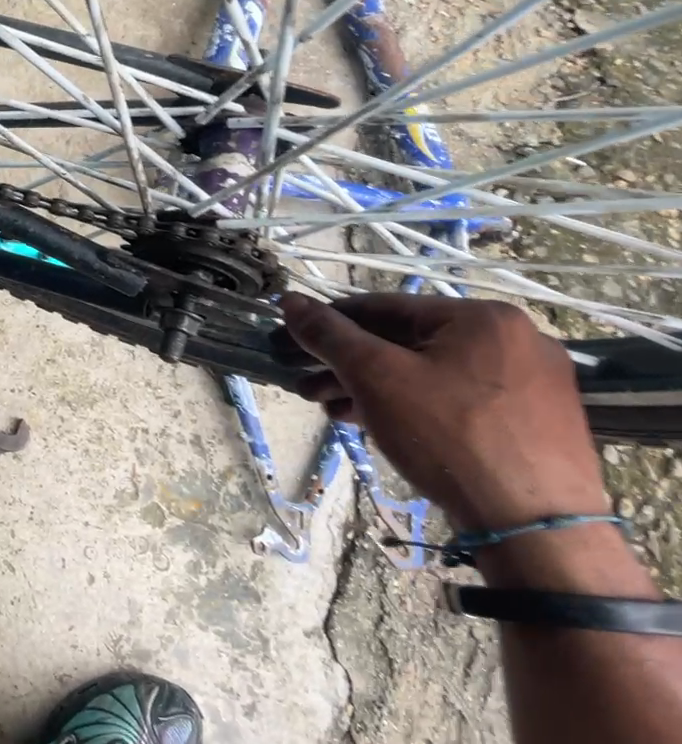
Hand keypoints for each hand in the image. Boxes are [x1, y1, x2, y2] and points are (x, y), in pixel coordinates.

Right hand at [279, 293, 607, 530]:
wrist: (535, 523)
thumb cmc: (448, 433)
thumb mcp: (374, 376)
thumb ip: (327, 334)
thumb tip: (289, 301)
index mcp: (482, 317)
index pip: (382, 307)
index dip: (326, 324)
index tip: (289, 342)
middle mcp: (514, 340)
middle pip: (404, 342)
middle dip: (346, 364)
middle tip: (306, 386)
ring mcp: (529, 381)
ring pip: (426, 372)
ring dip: (370, 387)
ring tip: (331, 410)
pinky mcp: (531, 418)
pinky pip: (453, 397)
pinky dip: (408, 404)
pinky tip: (373, 423)